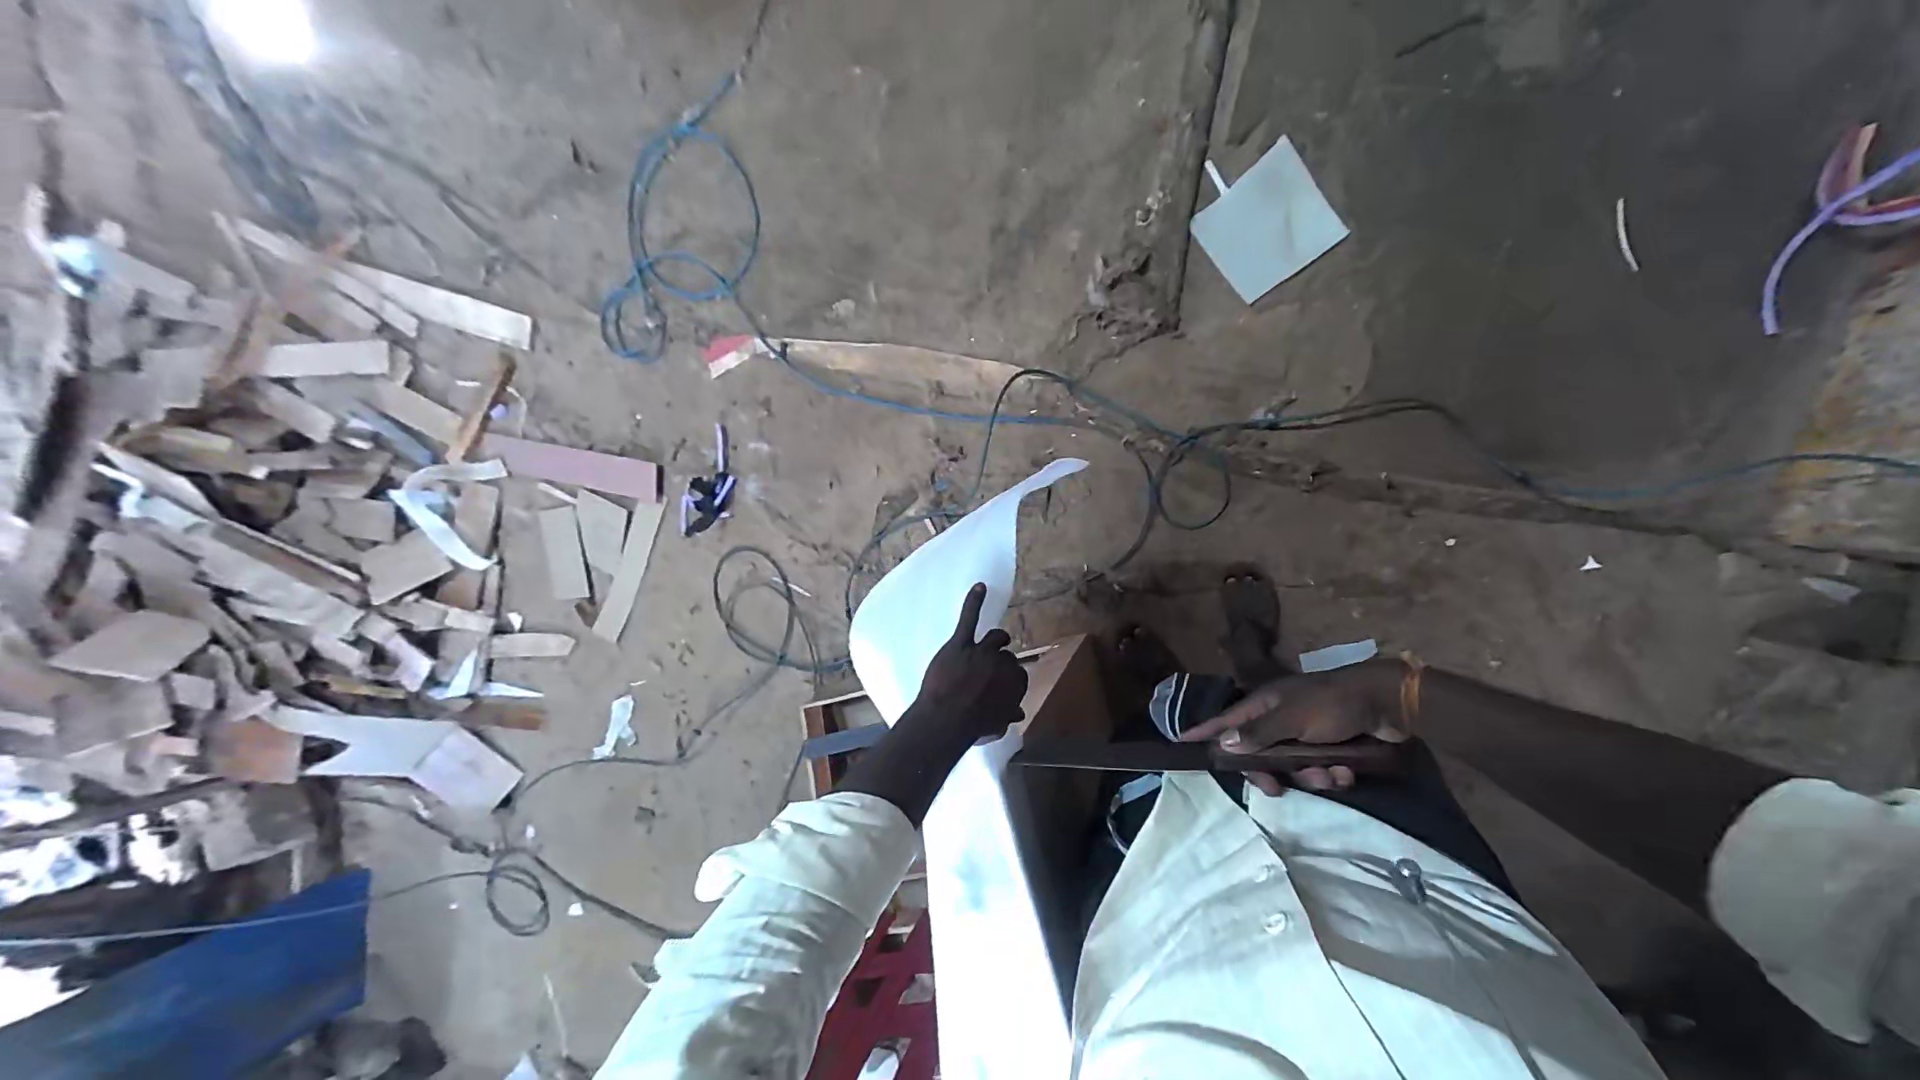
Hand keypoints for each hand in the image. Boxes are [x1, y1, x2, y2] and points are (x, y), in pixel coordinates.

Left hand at [903, 583, 1028, 743]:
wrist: (945, 720)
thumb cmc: (972, 727)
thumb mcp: (996, 724)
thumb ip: (1007, 714)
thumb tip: (1018, 712)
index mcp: (1014, 683)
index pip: (1019, 673)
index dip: (1009, 676)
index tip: (1003, 681)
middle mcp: (1001, 663)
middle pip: (1006, 655)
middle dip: (1000, 660)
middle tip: (990, 668)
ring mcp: (980, 650)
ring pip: (994, 637)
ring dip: (995, 639)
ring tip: (996, 639)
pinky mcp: (960, 643)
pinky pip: (969, 618)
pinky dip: (974, 601)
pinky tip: (980, 587)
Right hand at [1179, 658, 1408, 793]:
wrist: (1387, 703)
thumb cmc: (1333, 704)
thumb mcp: (1292, 718)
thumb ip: (1258, 733)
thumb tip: (1224, 743)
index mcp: (1264, 705)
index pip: (1225, 721)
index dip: (1204, 732)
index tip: (1180, 741)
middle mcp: (1279, 719)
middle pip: (1257, 753)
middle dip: (1271, 772)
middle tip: (1277, 789)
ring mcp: (1305, 733)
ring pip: (1292, 766)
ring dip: (1311, 776)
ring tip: (1332, 775)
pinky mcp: (1330, 746)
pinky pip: (1319, 768)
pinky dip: (1333, 774)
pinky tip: (1348, 772)